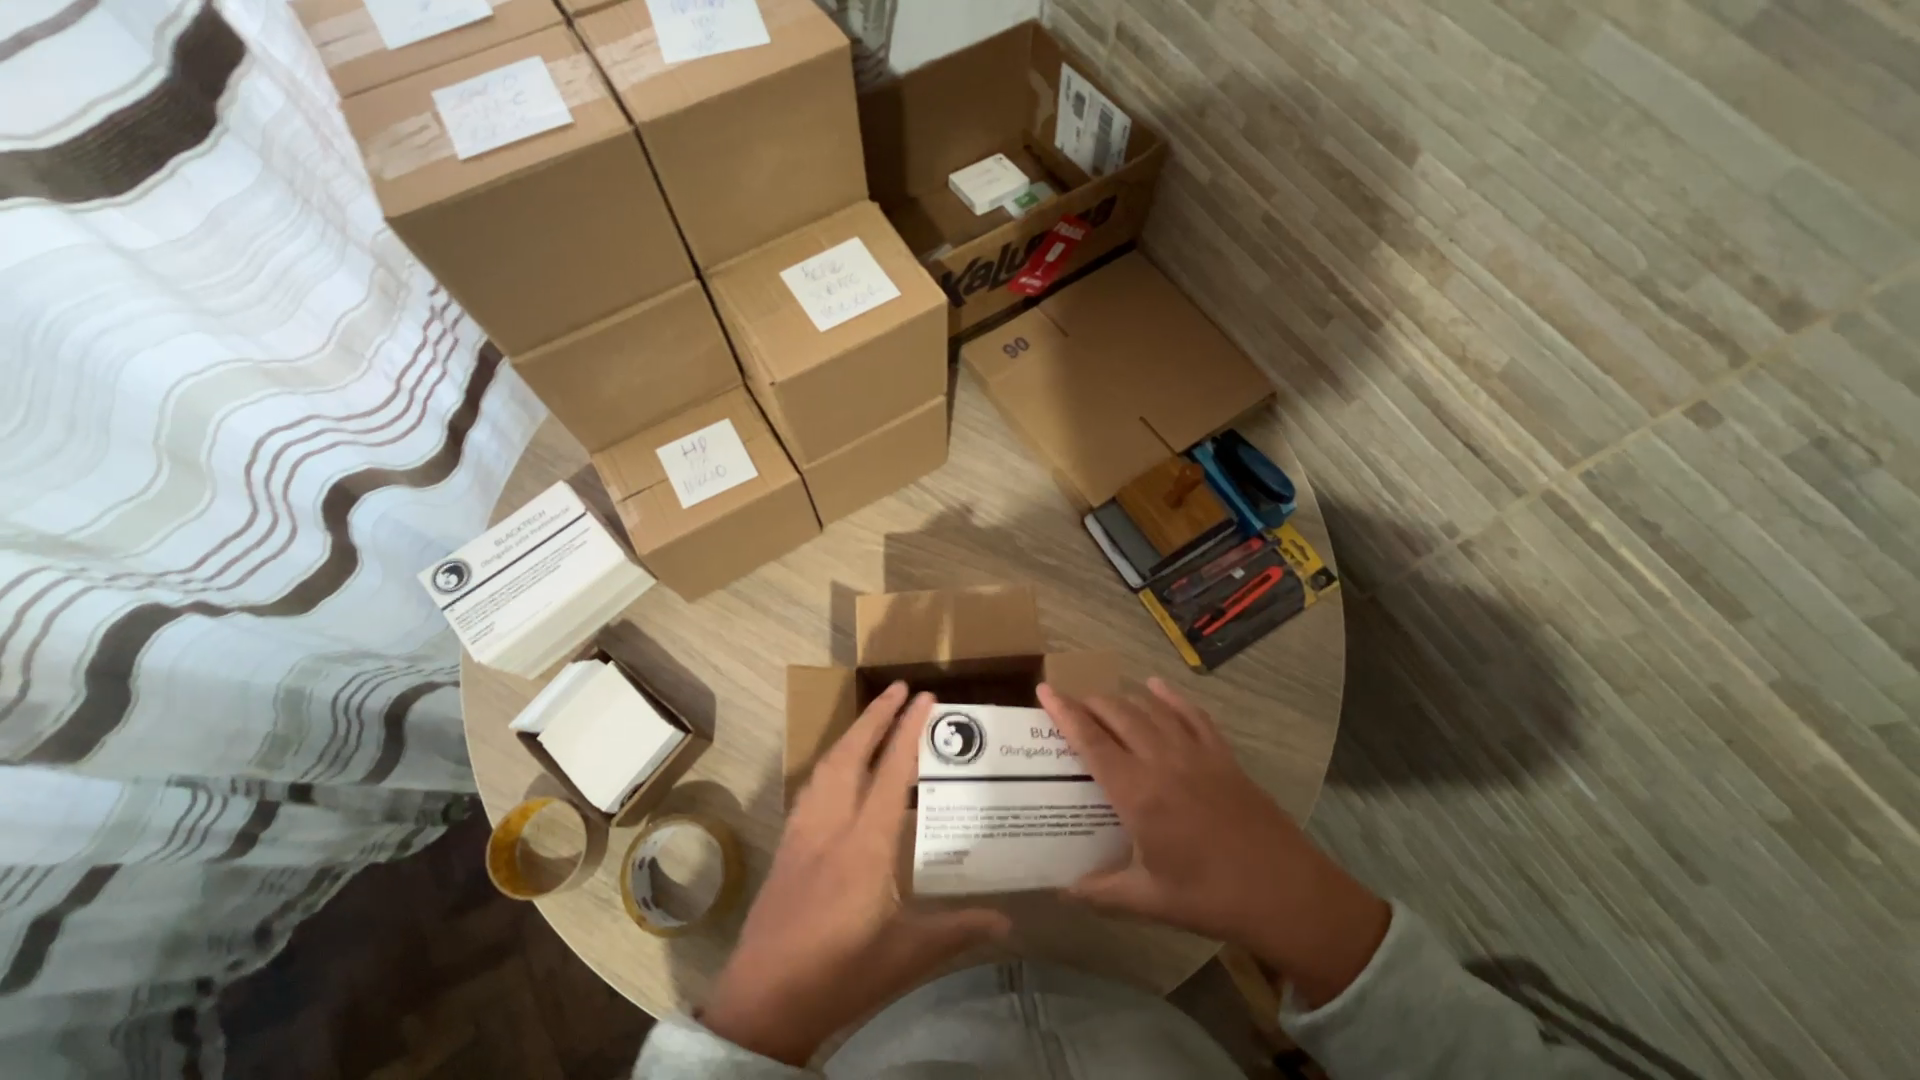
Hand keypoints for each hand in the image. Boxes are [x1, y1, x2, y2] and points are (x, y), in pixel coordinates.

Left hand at [701, 682, 1010, 1063]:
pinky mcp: (784, 850)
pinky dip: (829, 766)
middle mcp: (829, 828)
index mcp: (864, 847)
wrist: (763, 1002)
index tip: (924, 697)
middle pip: (850, 756)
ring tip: (871, 718)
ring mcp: (800, 837)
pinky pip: (809, 790)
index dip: (909, 731)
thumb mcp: (908, 956)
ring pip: (824, 769)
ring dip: (850, 736)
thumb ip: (959, 930)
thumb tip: (1010, 922)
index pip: (891, 773)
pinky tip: (836, 773)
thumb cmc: (840, 976)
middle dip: (875, 717)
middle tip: (899, 687)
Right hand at [1038, 678, 1389, 1006]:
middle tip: (1067, 701)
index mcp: (1137, 794)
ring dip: (1123, 698)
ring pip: (1151, 710)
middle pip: (1118, 715)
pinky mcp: (1224, 757)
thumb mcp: (1148, 900)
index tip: (1044, 690)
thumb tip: (1063, 891)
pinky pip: (1192, 715)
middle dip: (1088, 701)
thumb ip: (1100, 892)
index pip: (1091, 741)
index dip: (1064, 713)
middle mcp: (1163, 762)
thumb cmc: (1210, 897)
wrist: (1285, 892)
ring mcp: (1197, 755)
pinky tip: (1157, 687)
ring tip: (1102, 698)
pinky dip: (1171, 697)